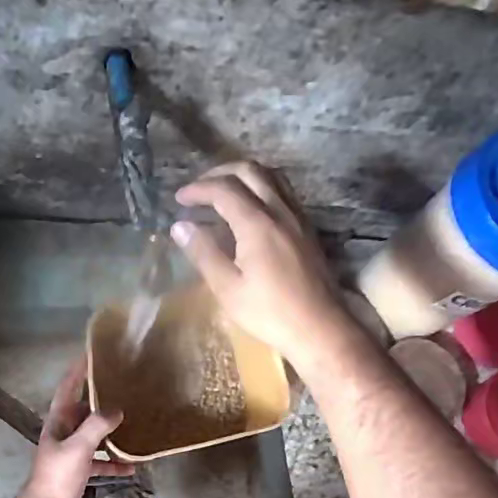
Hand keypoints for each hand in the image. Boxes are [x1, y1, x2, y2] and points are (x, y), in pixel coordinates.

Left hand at [14, 356, 132, 497]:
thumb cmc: (58, 475)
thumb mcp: (79, 447)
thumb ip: (97, 426)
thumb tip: (116, 409)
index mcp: (58, 421)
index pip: (68, 388)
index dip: (78, 370)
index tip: (92, 354)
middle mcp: (64, 432)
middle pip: (83, 410)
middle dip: (101, 400)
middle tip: (124, 387)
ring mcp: (71, 451)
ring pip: (94, 435)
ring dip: (111, 431)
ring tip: (133, 421)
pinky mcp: (79, 469)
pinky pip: (99, 461)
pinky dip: (113, 462)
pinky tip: (132, 465)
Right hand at [170, 162, 354, 364]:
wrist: (318, 327)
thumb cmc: (268, 313)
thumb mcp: (228, 288)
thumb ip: (204, 253)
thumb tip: (180, 226)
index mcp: (257, 224)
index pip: (224, 190)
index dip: (198, 189)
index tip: (179, 199)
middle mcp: (279, 210)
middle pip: (249, 171)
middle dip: (219, 173)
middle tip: (198, 189)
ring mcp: (297, 217)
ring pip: (270, 177)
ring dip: (242, 176)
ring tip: (222, 192)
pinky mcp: (306, 228)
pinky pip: (282, 192)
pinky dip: (260, 188)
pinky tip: (249, 209)